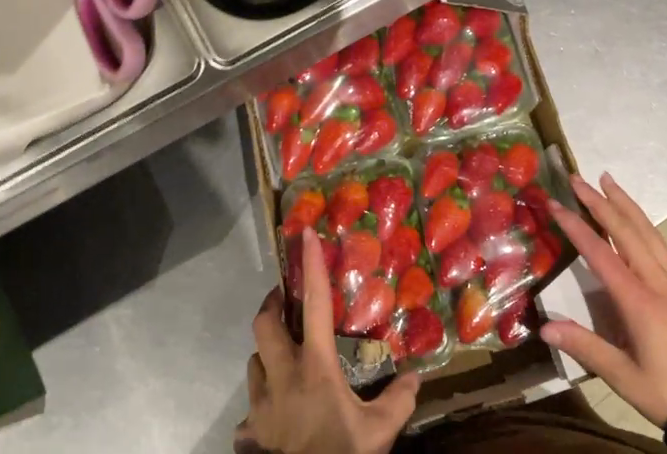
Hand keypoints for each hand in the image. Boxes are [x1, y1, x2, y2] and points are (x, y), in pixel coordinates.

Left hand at [236, 228, 420, 453]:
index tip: (305, 234)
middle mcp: (281, 376)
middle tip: (286, 299)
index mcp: (314, 366)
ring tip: (284, 355)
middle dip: (272, 305)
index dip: (311, 266)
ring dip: (267, 352)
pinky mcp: (251, 430)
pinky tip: (276, 410)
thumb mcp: (378, 431)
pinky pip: (250, 406)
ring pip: (254, 362)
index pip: (315, 305)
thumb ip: (398, 400)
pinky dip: (261, 400)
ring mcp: (260, 404)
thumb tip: (415, 376)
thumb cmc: (340, 453)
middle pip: (264, 324)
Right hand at [540, 173, 666, 426]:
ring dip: (626, 204)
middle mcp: (658, 282)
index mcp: (639, 301)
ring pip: (648, 232)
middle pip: (627, 231)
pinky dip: (645, 223)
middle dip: (600, 202)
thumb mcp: (623, 376)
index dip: (576, 226)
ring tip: (608, 180)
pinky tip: (638, 220)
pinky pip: (662, 245)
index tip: (555, 203)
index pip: (601, 253)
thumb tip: (545, 326)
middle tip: (577, 178)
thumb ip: (585, 347)